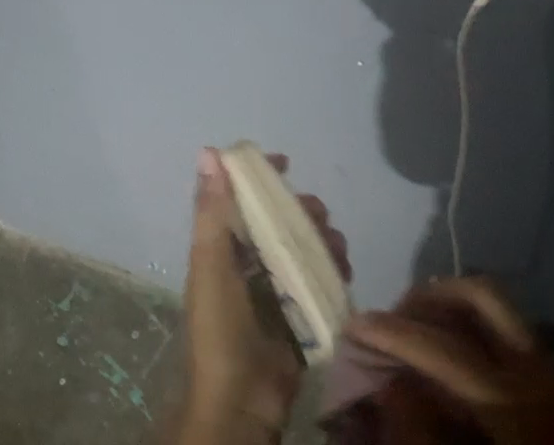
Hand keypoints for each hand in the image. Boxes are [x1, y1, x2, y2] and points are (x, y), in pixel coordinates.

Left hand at [178, 148, 351, 444]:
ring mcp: (276, 291)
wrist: (241, 403)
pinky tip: (345, 269)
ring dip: (323, 238)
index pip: (241, 200)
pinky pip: (322, 281)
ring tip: (337, 247)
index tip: (285, 163)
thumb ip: (212, 211)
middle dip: (301, 210)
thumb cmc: (220, 328)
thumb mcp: (211, 264)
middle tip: (318, 215)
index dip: (260, 178)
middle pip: (279, 221)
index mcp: (222, 250)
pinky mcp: (300, 314)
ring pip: (305, 248)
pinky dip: (335, 269)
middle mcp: (248, 265)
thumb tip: (209, 152)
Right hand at [346, 278, 553, 444]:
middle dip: (429, 296)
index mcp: (508, 397)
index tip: (354, 325)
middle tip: (393, 317)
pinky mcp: (553, 380)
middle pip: (480, 296)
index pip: (440, 345)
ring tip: (416, 327)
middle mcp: (535, 370)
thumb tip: (389, 382)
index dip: (391, 332)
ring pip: (496, 306)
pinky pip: (507, 329)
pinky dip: (472, 324)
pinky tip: (446, 348)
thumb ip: (416, 429)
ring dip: (451, 304)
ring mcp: (550, 371)